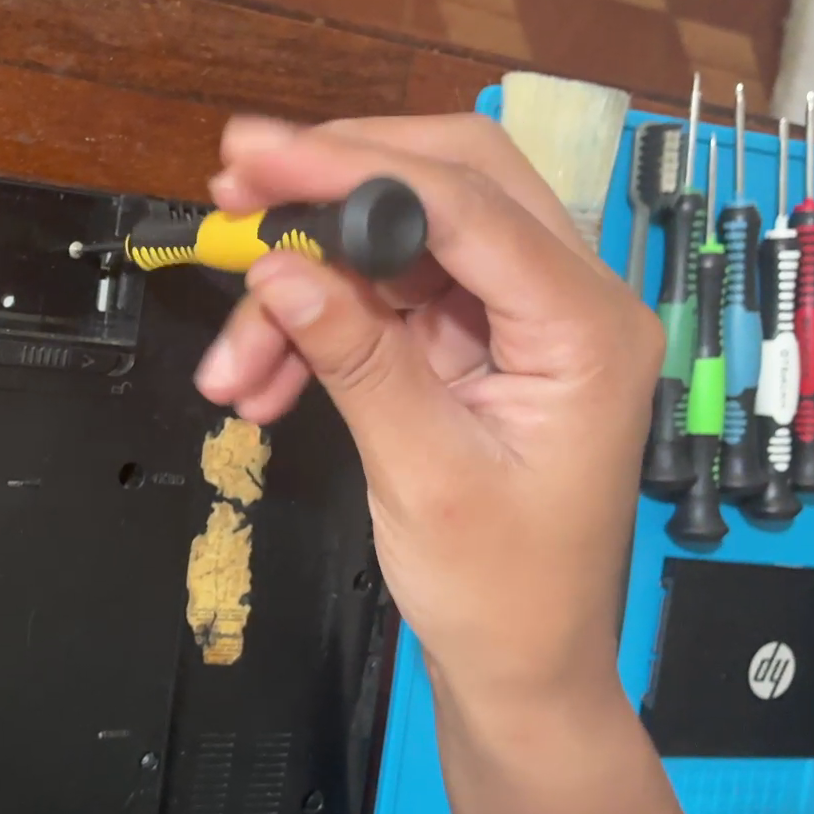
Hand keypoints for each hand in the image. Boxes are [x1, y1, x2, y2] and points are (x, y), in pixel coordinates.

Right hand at [194, 116, 661, 702]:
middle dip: (329, 185)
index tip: (254, 158)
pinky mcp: (452, 343)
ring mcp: (499, 318)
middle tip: (235, 190)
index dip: (349, 170)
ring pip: (382, 253)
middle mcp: (551, 299)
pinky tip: (261, 385)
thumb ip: (355, 360)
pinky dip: (304, 335)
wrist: (516, 655)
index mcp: (581, 325)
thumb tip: (278, 271)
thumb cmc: (497, 586)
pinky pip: (365, 306)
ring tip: (231, 370)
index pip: (463, 203)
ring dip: (294, 297)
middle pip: (439, 186)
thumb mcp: (421, 473)